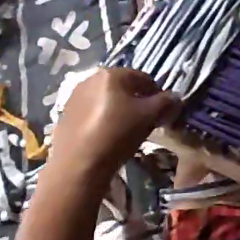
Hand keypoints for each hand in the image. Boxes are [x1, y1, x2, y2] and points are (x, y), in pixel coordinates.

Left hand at [44, 68, 179, 185]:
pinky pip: (91, 112)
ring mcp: (74, 97)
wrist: (78, 166)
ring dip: (119, 110)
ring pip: (107, 100)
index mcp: (111, 74)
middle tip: (145, 123)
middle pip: (123, 88)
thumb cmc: (117, 134)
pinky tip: (106, 138)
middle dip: (137, 102)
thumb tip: (175, 98)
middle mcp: (90, 79)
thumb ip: (166, 103)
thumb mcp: (149, 117)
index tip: (162, 113)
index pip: (144, 78)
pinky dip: (102, 120)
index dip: (157, 95)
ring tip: (125, 132)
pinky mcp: (65, 115)